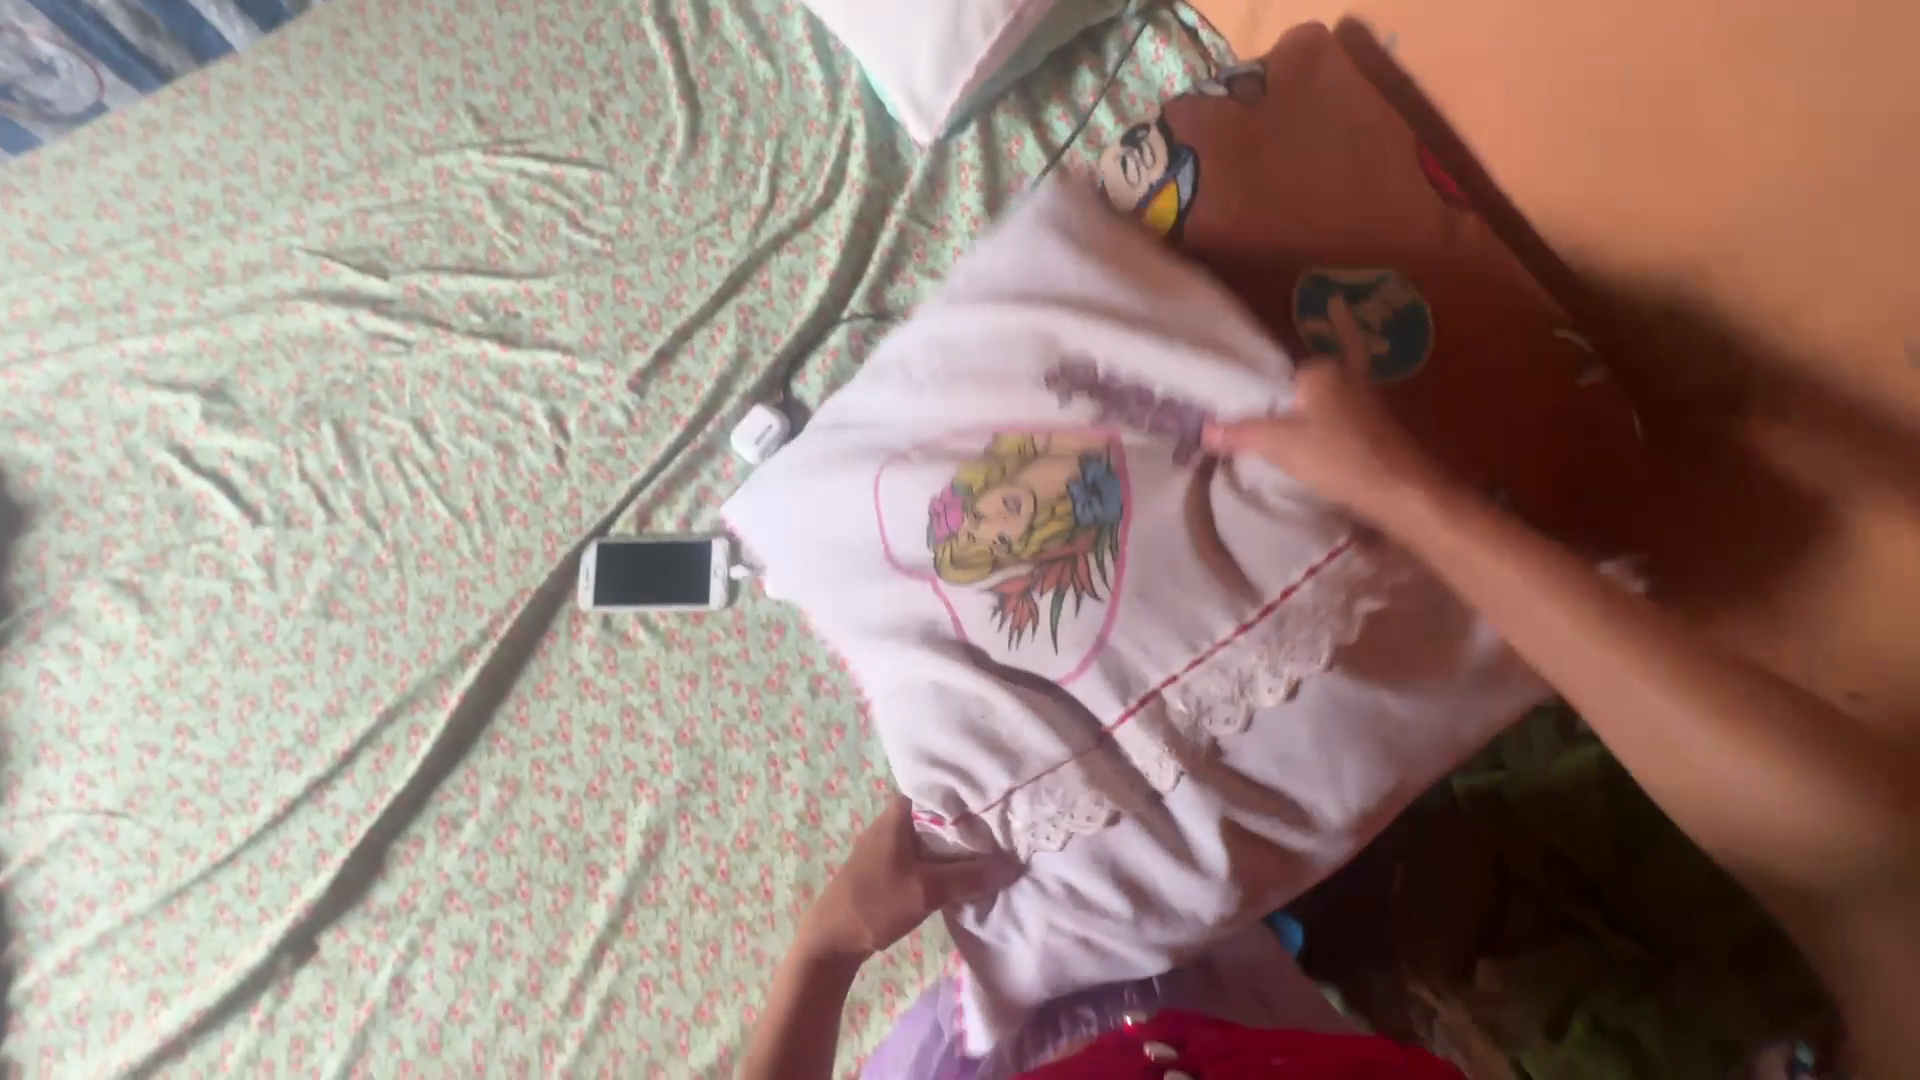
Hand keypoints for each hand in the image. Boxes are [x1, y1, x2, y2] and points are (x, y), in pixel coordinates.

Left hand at [800, 796, 1023, 961]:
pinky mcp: (892, 864)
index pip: (943, 789)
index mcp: (900, 811)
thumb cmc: (876, 903)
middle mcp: (896, 818)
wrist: (831, 940)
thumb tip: (1013, 865)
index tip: (1001, 802)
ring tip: (994, 848)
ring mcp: (892, 842)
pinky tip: (967, 869)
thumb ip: (970, 877)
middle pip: (942, 813)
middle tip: (1005, 829)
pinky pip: (927, 853)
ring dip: (959, 844)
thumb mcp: (927, 890)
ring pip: (935, 835)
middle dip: (971, 822)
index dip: (972, 795)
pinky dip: (946, 859)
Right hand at [1202, 295, 1458, 528]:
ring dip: (1299, 439)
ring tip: (1282, 464)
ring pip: (1314, 418)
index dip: (1255, 408)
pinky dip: (1320, 449)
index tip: (1243, 435)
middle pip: (1293, 401)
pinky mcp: (1376, 431)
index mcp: (1321, 370)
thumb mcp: (1278, 445)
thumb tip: (1203, 428)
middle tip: (1259, 453)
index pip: (1273, 382)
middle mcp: (1346, 379)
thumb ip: (1239, 433)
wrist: (1400, 492)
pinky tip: (1313, 471)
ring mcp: (1364, 405)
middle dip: (1277, 424)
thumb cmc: (1336, 459)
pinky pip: (1333, 434)